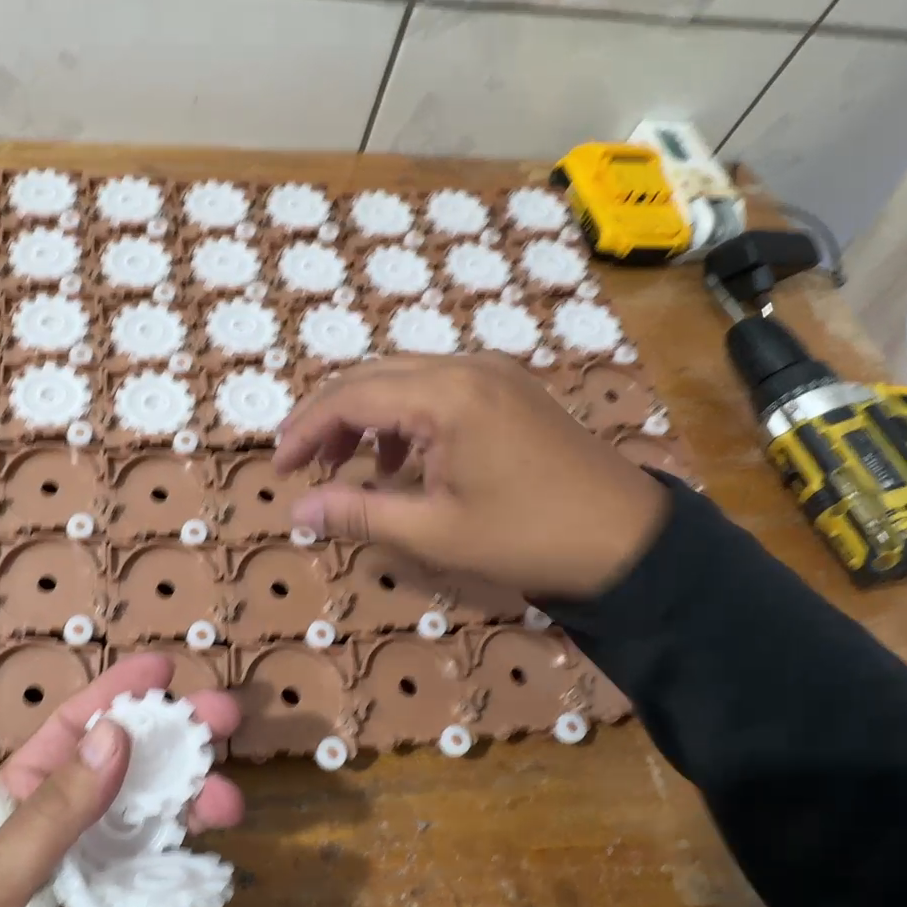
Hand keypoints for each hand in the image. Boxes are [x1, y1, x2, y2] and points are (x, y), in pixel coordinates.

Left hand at [0, 654, 243, 906]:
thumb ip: (55, 814)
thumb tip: (116, 733)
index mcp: (20, 811)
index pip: (72, 736)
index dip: (116, 695)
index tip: (165, 667)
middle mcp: (67, 841)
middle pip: (134, 777)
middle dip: (180, 744)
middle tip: (227, 721)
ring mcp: (100, 894)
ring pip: (164, 838)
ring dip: (197, 821)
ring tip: (225, 814)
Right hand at [273, 355, 669, 597]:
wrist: (627, 540)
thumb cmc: (527, 538)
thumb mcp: (435, 533)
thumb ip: (359, 513)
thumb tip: (296, 511)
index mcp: (446, 396)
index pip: (350, 396)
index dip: (304, 430)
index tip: (278, 469)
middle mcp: (466, 367)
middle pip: (370, 375)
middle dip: (327, 417)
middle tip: (300, 464)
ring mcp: (492, 372)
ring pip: (401, 377)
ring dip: (362, 415)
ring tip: (344, 466)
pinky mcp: (507, 387)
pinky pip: (435, 386)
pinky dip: (401, 416)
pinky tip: (399, 460)